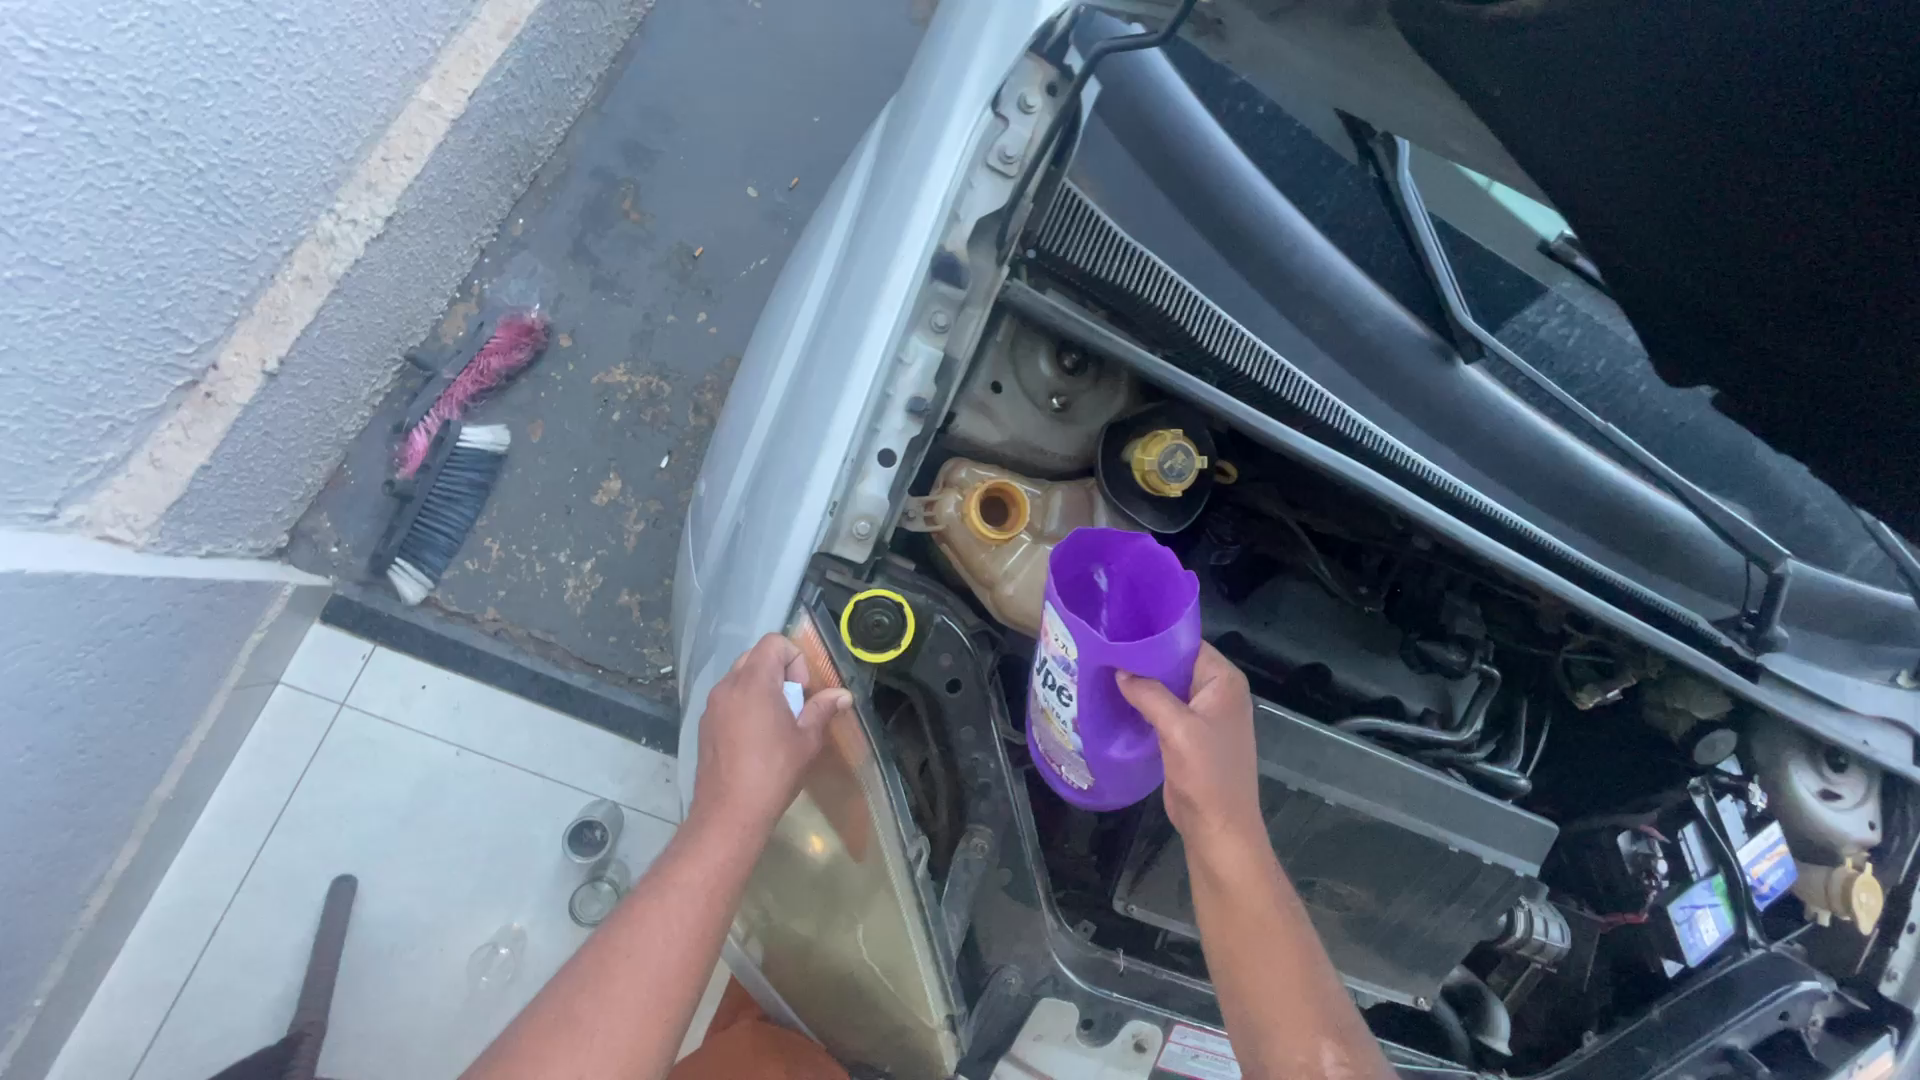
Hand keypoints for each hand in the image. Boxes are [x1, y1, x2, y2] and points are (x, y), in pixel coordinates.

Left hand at [690, 633, 851, 835]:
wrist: (728, 814)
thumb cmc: (773, 772)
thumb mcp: (807, 740)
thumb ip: (823, 709)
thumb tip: (843, 695)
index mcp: (753, 683)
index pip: (774, 643)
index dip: (795, 660)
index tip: (802, 693)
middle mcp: (728, 686)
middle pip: (756, 657)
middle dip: (780, 673)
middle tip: (793, 706)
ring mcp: (712, 706)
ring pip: (741, 678)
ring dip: (762, 689)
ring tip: (776, 724)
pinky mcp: (706, 725)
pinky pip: (729, 699)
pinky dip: (746, 705)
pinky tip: (755, 739)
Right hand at [1118, 643, 1262, 849]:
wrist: (1217, 828)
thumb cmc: (1207, 775)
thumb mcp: (1178, 728)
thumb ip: (1149, 694)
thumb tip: (1120, 671)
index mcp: (1224, 681)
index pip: (1186, 643)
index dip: (1153, 637)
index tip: (1117, 631)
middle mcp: (1216, 691)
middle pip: (1174, 663)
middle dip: (1141, 659)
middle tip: (1103, 650)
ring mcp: (1202, 714)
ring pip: (1165, 686)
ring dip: (1139, 683)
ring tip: (1102, 669)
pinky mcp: (1187, 734)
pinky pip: (1162, 708)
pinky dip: (1142, 704)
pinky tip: (1114, 699)